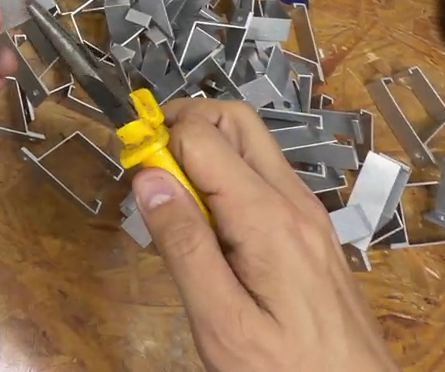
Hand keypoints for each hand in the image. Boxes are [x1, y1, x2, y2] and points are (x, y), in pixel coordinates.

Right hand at [132, 98, 396, 371]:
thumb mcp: (222, 324)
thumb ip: (183, 246)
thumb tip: (147, 176)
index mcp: (268, 217)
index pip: (200, 134)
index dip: (158, 143)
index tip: (135, 176)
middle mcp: (293, 201)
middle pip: (232, 119)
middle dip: (182, 125)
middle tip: (151, 166)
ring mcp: (306, 214)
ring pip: (247, 142)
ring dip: (202, 148)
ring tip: (175, 198)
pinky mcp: (309, 230)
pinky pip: (259, 175)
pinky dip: (223, 175)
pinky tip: (206, 225)